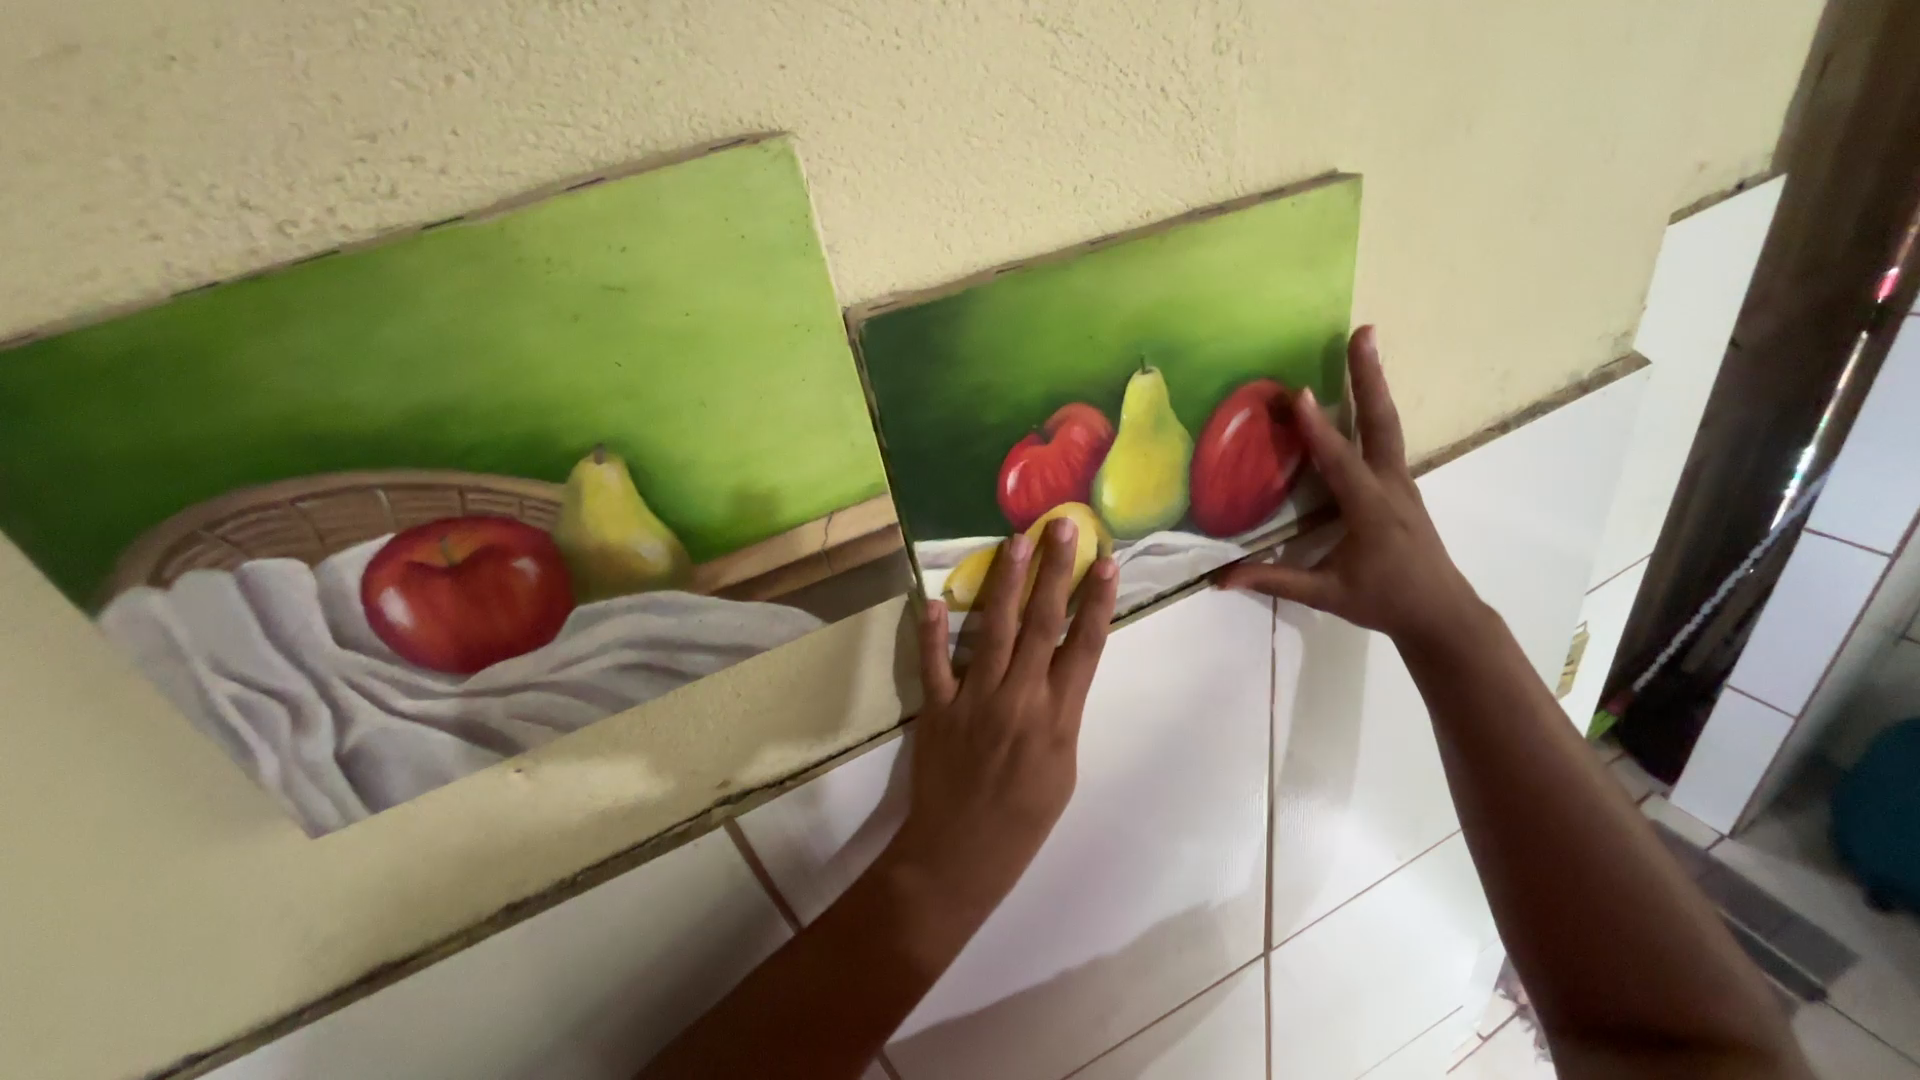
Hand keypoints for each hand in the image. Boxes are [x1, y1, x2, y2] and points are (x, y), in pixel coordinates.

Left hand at [886, 518, 1118, 915]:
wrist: (962, 854)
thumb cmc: (1024, 820)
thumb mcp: (1064, 770)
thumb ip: (1063, 714)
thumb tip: (1059, 671)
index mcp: (1059, 718)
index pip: (1085, 646)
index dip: (1098, 601)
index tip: (1107, 562)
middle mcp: (1020, 698)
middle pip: (1042, 623)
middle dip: (1055, 571)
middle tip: (1062, 526)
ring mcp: (975, 700)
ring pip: (994, 629)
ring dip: (1006, 582)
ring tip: (1016, 541)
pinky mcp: (937, 708)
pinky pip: (935, 662)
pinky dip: (934, 630)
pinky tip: (936, 596)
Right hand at [1215, 326, 1485, 646]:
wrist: (1442, 614)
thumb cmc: (1384, 602)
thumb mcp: (1326, 594)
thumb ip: (1274, 580)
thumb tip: (1219, 578)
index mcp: (1370, 509)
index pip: (1339, 462)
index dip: (1317, 429)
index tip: (1301, 392)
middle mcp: (1390, 485)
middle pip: (1380, 421)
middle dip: (1370, 375)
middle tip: (1364, 331)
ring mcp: (1401, 482)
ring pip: (1387, 424)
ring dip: (1374, 383)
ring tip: (1364, 343)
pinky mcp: (1402, 487)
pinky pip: (1386, 440)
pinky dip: (1373, 410)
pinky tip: (1361, 398)